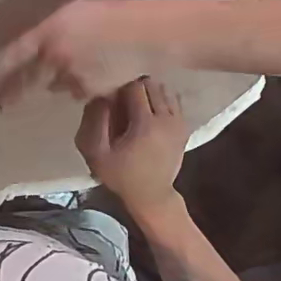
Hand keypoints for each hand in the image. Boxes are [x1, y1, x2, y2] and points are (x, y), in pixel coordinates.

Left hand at [0, 0, 169, 106]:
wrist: (147, 35)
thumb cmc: (111, 14)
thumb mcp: (72, 11)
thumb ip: (49, 30)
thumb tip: (34, 47)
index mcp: (47, 33)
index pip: (9, 52)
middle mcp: (53, 59)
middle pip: (25, 83)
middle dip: (11, 94)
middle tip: (1, 104)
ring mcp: (71, 80)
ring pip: (54, 85)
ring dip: (56, 80)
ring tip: (79, 64)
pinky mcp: (88, 94)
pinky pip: (75, 92)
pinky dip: (79, 84)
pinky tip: (96, 70)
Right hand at [74, 77, 188, 213]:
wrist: (152, 196)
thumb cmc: (121, 176)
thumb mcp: (98, 154)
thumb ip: (96, 122)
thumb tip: (100, 96)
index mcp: (145, 123)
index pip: (134, 86)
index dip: (120, 88)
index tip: (112, 99)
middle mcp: (167, 117)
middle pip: (151, 84)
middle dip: (135, 88)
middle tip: (122, 103)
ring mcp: (179, 122)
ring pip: (164, 90)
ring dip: (149, 93)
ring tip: (136, 108)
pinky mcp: (184, 127)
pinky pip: (174, 101)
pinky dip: (161, 101)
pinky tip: (149, 114)